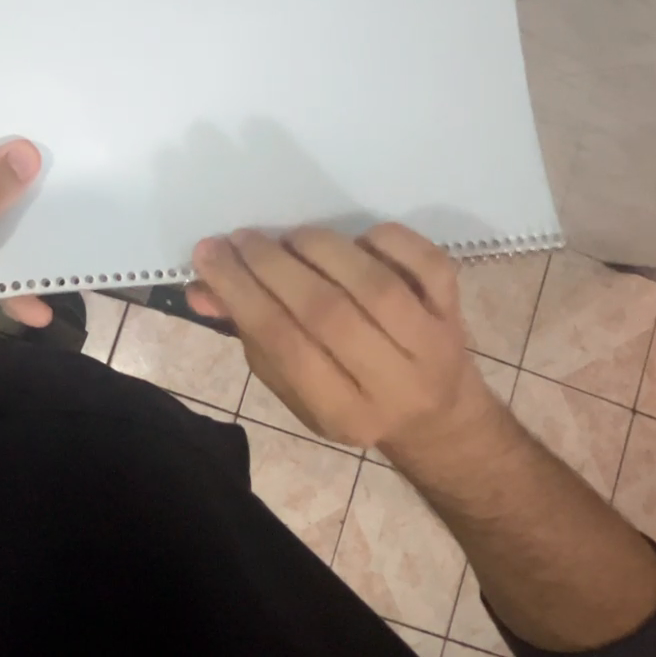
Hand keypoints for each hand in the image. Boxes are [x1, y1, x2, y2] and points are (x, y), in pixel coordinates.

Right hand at [186, 223, 493, 457]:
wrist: (438, 418)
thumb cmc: (348, 398)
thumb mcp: (291, 382)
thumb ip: (249, 334)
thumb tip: (200, 286)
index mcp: (343, 413)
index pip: (284, 345)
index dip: (241, 293)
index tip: (209, 255)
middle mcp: (393, 384)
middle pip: (327, 312)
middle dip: (272, 265)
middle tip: (239, 239)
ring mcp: (432, 344)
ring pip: (373, 285)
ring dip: (318, 249)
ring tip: (287, 238)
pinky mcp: (455, 309)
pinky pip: (425, 262)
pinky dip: (384, 239)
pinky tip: (352, 239)